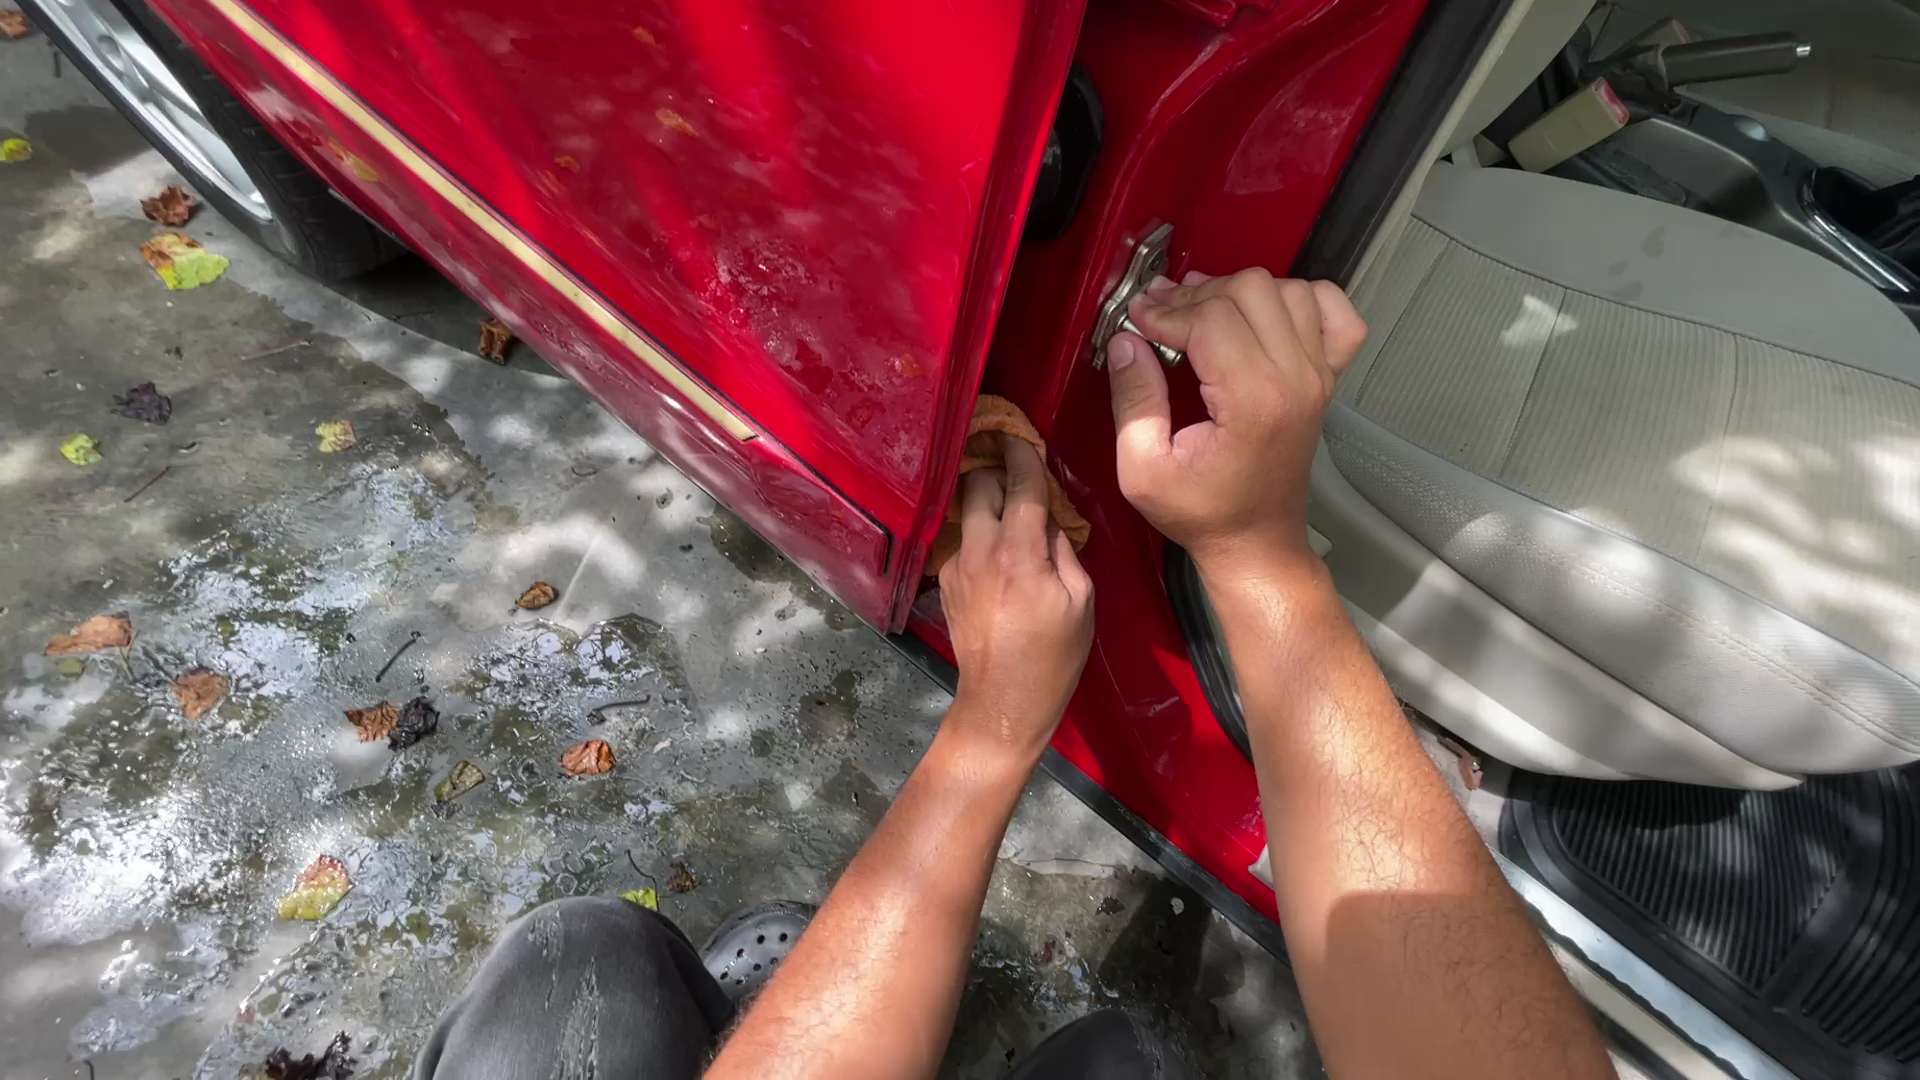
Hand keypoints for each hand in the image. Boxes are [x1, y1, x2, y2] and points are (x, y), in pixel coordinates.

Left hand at [938, 434, 1094, 762]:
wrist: (1003, 702)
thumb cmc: (1053, 657)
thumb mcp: (1081, 602)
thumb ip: (1062, 549)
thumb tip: (1046, 520)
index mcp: (1019, 553)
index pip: (1019, 483)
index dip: (1022, 452)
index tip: (1023, 434)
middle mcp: (980, 550)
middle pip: (977, 484)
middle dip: (996, 471)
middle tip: (1018, 479)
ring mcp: (955, 566)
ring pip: (966, 511)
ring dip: (987, 504)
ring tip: (1011, 519)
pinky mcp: (944, 582)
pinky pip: (963, 542)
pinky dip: (980, 536)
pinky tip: (998, 560)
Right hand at [1106, 269, 1365, 572]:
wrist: (1255, 542)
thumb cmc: (1200, 514)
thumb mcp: (1142, 469)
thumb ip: (1133, 400)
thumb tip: (1126, 340)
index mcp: (1253, 401)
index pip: (1210, 319)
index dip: (1164, 312)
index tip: (1133, 320)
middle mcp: (1296, 379)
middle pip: (1249, 290)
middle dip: (1194, 296)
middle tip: (1158, 316)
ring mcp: (1318, 375)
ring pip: (1285, 289)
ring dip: (1236, 292)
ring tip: (1197, 313)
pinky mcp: (1326, 378)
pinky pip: (1332, 310)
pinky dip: (1299, 298)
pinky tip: (1263, 314)